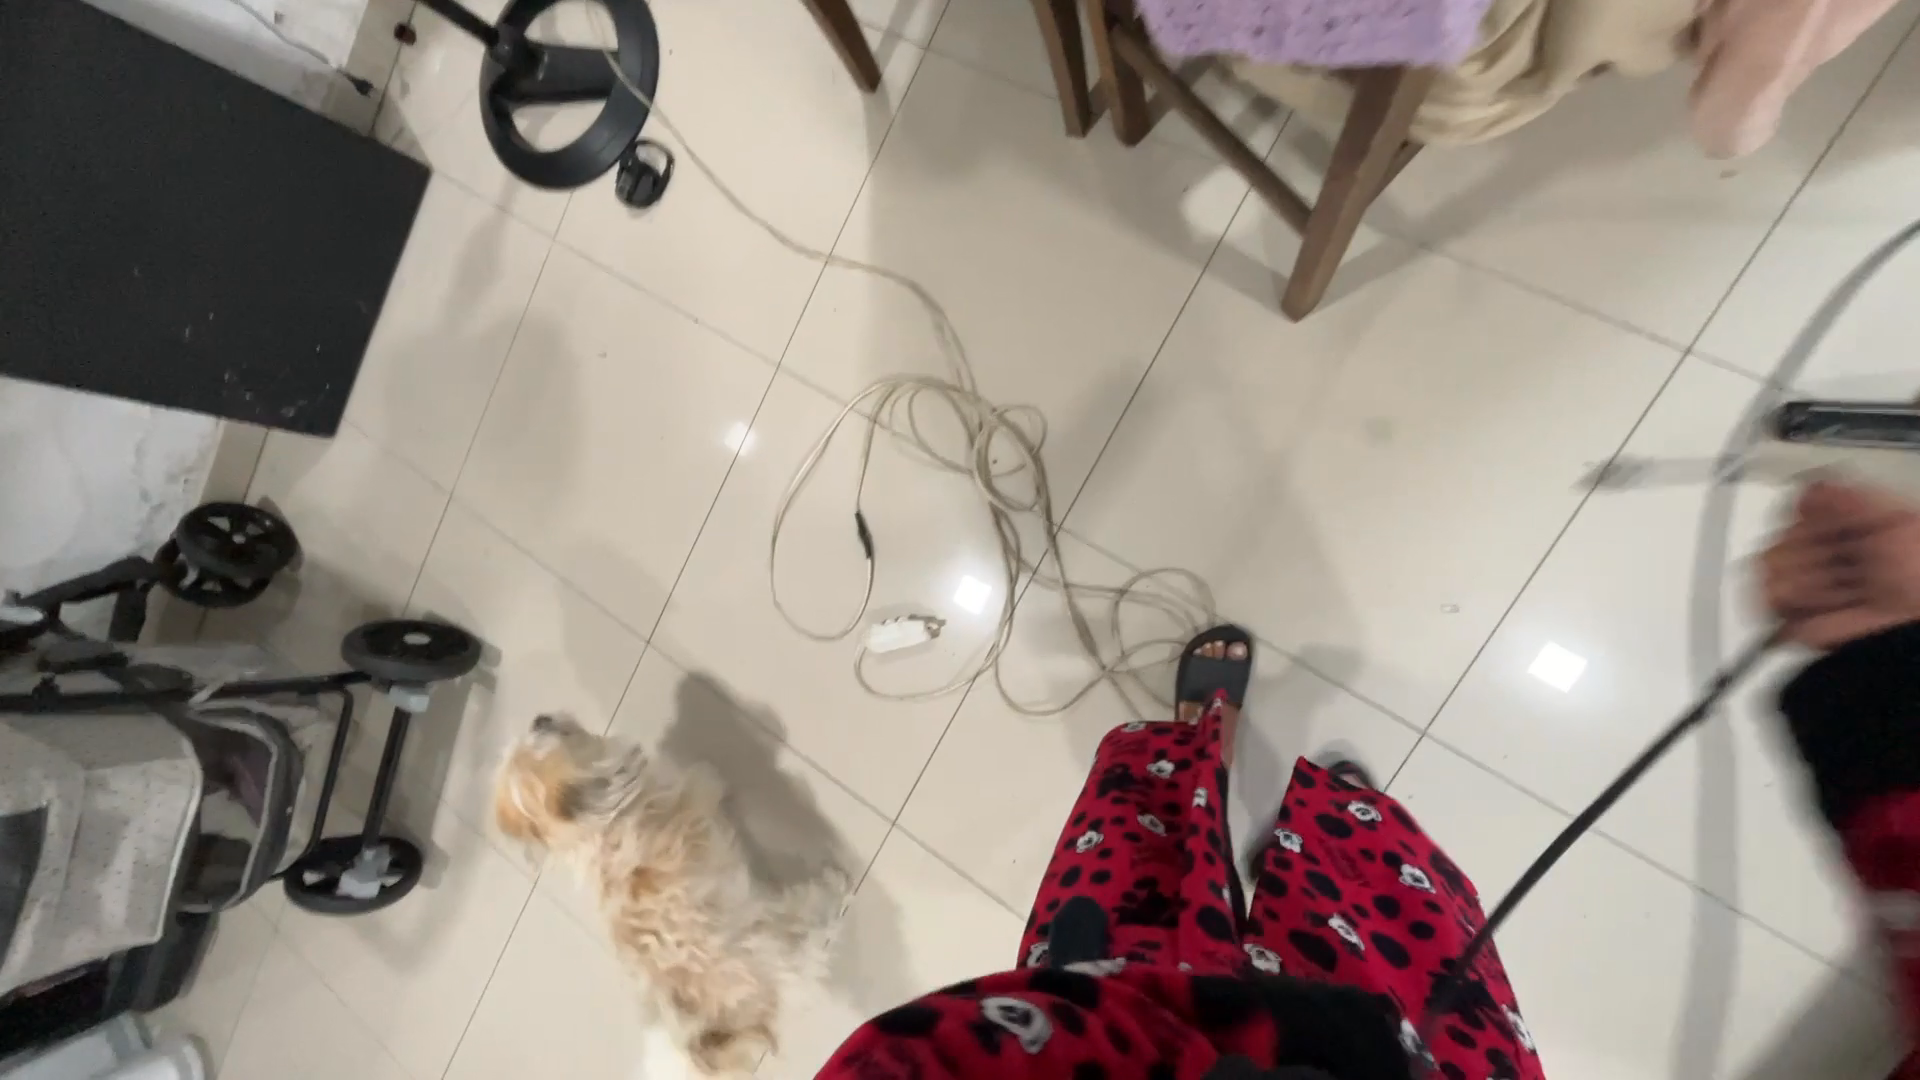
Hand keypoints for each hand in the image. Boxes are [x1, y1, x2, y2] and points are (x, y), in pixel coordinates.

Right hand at [1762, 480, 1919, 649]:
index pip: (1806, 505)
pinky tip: (1821, 600)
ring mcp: (1799, 578)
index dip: (1818, 511)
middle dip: (1811, 544)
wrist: (1897, 626)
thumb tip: (1813, 481)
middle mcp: (1824, 552)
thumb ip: (1853, 497)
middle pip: (1784, 529)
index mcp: (1854, 531)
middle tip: (1847, 562)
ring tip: (1839, 587)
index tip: (1840, 522)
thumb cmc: (1916, 580)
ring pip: (1768, 556)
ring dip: (1805, 572)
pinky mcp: (1778, 602)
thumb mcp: (1901, 523)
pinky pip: (1758, 584)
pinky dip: (1791, 593)